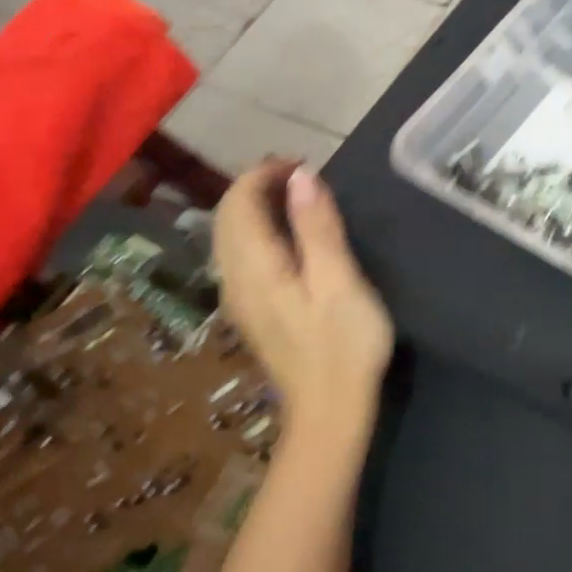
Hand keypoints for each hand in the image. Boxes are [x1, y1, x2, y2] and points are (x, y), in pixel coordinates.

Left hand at [213, 160, 392, 436]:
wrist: (331, 408)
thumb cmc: (344, 343)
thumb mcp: (340, 282)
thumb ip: (319, 229)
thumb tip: (302, 178)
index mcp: (255, 268)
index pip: (238, 205)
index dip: (263, 175)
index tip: (303, 162)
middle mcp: (235, 279)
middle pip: (227, 220)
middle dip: (256, 187)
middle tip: (302, 173)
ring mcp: (241, 298)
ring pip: (231, 239)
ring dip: (256, 209)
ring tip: (299, 196)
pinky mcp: (256, 312)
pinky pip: (243, 257)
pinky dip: (260, 232)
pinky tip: (291, 237)